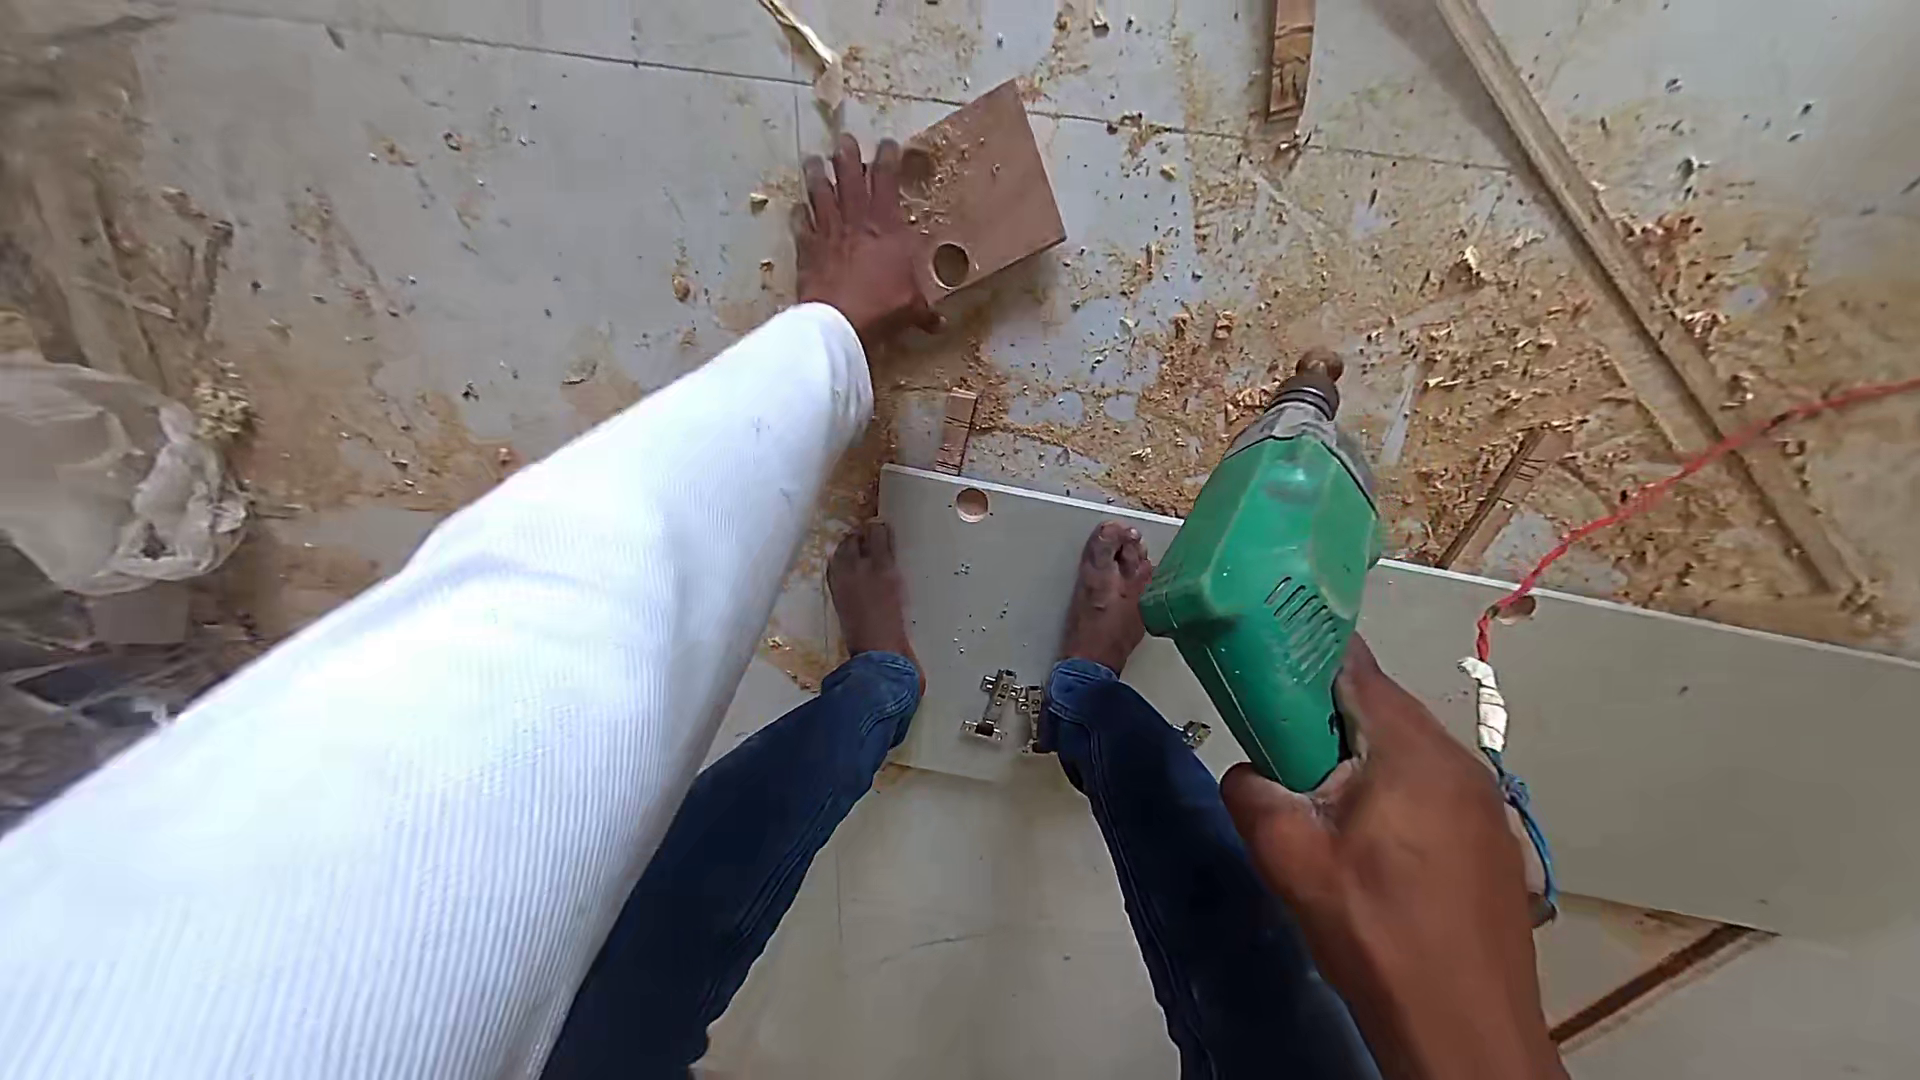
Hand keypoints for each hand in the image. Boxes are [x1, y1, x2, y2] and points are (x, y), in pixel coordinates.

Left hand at [794, 133, 942, 349]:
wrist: (840, 321)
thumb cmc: (883, 308)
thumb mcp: (911, 309)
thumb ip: (923, 311)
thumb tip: (940, 325)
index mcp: (886, 226)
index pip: (887, 180)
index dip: (888, 158)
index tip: (888, 144)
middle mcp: (856, 221)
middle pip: (849, 176)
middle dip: (848, 155)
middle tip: (845, 140)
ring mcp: (828, 232)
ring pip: (820, 192)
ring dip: (817, 175)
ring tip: (814, 161)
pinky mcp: (807, 249)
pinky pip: (801, 225)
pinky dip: (800, 215)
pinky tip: (798, 209)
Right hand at [1220, 636, 1566, 1079]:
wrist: (1461, 1032)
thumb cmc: (1371, 927)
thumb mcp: (1283, 850)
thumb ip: (1247, 786)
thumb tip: (1247, 769)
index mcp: (1412, 751)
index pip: (1355, 667)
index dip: (1305, 654)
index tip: (1264, 658)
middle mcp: (1460, 762)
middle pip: (1379, 703)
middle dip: (1323, 708)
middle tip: (1275, 730)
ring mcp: (1484, 801)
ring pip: (1403, 743)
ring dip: (1355, 747)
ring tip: (1312, 780)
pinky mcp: (1490, 836)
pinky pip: (1426, 780)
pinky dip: (1386, 780)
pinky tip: (1361, 825)